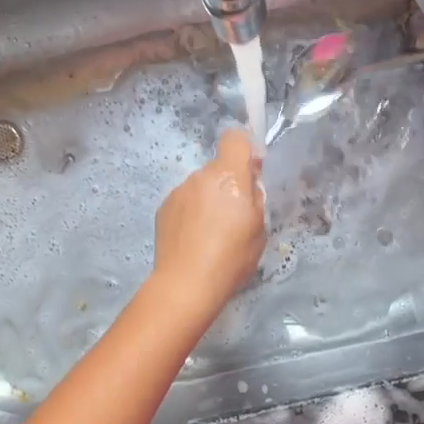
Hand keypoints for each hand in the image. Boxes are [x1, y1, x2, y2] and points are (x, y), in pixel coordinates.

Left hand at [151, 130, 265, 311]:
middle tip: (233, 218)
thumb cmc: (230, 258)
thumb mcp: (259, 230)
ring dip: (207, 201)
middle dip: (227, 185)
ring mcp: (178, 191)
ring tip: (210, 235)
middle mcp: (200, 176)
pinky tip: (193, 240)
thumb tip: (250, 185)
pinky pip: (184, 202)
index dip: (245, 149)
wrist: (186, 284)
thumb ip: (256, 200)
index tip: (251, 173)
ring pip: (200, 187)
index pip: (235, 138)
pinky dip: (190, 214)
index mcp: (228, 176)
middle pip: (218, 168)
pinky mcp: (163, 208)